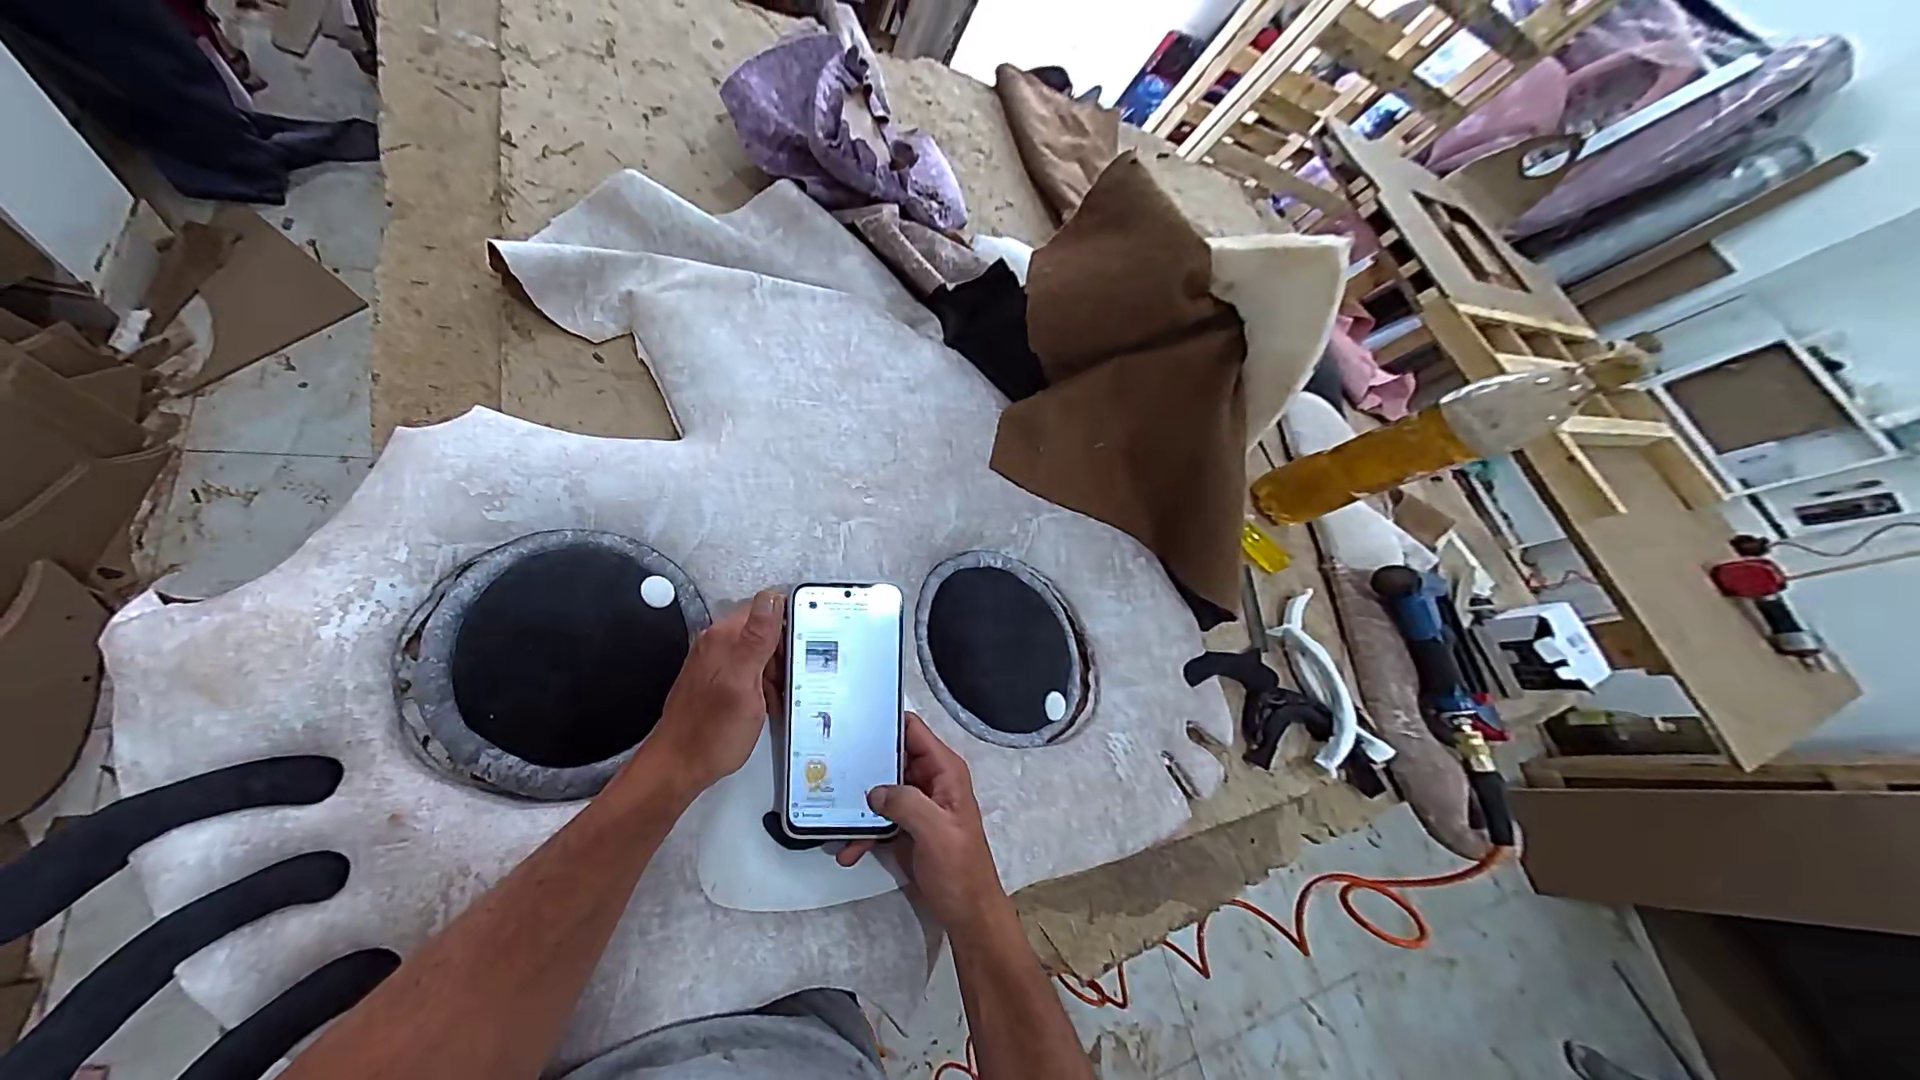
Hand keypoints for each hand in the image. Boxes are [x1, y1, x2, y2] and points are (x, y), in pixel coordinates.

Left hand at [633, 588, 784, 793]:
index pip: (768, 607)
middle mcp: (718, 643)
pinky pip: (753, 670)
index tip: (801, 647)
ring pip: (762, 652)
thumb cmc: (710, 732)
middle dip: (785, 651)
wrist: (679, 767)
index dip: (791, 624)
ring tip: (775, 696)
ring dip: (776, 670)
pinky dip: (765, 683)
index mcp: (725, 637)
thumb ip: (758, 638)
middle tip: (788, 679)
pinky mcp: (720, 679)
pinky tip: (765, 703)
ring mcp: (718, 661)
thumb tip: (772, 598)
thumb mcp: (744, 683)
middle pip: (766, 629)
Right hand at [838, 712, 1007, 934]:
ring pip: (880, 790)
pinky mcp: (906, 827)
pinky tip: (848, 849)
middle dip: (863, 765)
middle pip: (891, 758)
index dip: (887, 722)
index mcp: (944, 771)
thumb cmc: (960, 868)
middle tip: (830, 767)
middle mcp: (930, 781)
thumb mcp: (936, 831)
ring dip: (858, 806)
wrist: (968, 913)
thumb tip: (874, 791)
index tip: (854, 722)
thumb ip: (906, 803)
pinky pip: (879, 819)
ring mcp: (917, 804)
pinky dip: (863, 832)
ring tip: (835, 817)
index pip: (913, 731)